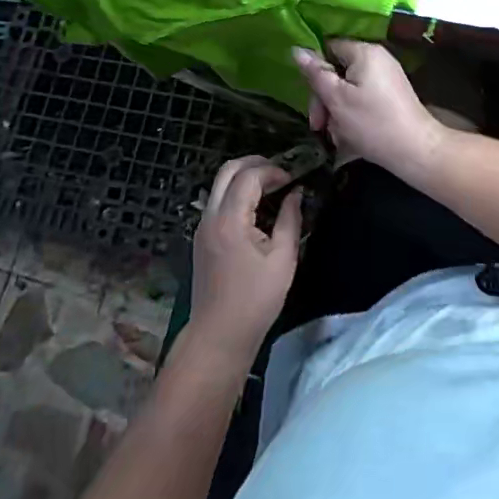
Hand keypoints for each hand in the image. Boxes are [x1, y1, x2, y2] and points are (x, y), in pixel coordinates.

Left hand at [189, 156, 301, 360]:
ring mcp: (202, 225)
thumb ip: (290, 220)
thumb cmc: (256, 300)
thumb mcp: (283, 260)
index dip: (272, 171)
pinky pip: (217, 201)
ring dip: (244, 177)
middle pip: (227, 170)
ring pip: (219, 184)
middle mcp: (210, 215)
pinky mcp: (201, 236)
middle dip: (254, 164)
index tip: (293, 179)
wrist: (219, 334)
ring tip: (271, 186)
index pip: (248, 177)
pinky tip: (256, 207)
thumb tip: (296, 193)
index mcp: (230, 220)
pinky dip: (235, 193)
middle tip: (280, 172)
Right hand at [293, 41, 447, 175]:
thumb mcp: (336, 98)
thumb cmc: (372, 123)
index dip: (315, 72)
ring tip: (336, 136)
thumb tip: (296, 49)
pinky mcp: (391, 95)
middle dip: (325, 99)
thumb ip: (315, 73)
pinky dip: (352, 114)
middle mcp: (377, 59)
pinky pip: (362, 97)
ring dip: (336, 111)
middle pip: (337, 71)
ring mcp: (386, 77)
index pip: (328, 49)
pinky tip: (349, 136)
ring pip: (347, 88)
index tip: (312, 100)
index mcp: (364, 52)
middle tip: (319, 126)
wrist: (417, 151)